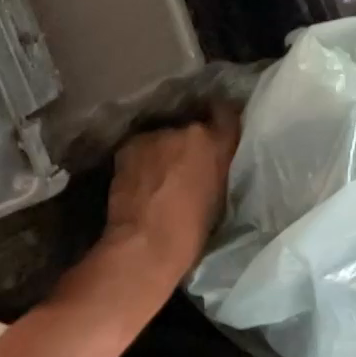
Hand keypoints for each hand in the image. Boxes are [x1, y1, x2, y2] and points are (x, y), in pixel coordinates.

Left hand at [105, 106, 240, 271]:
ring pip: (163, 138)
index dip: (220, 119)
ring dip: (162, 151)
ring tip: (157, 176)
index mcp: (218, 144)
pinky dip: (141, 160)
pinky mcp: (130, 145)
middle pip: (190, 129)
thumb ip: (217, 169)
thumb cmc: (192, 231)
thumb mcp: (219, 196)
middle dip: (187, 143)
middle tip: (183, 164)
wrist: (147, 243)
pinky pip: (140, 148)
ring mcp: (156, 135)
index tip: (217, 126)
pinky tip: (138, 181)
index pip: (225, 113)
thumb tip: (209, 163)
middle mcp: (189, 130)